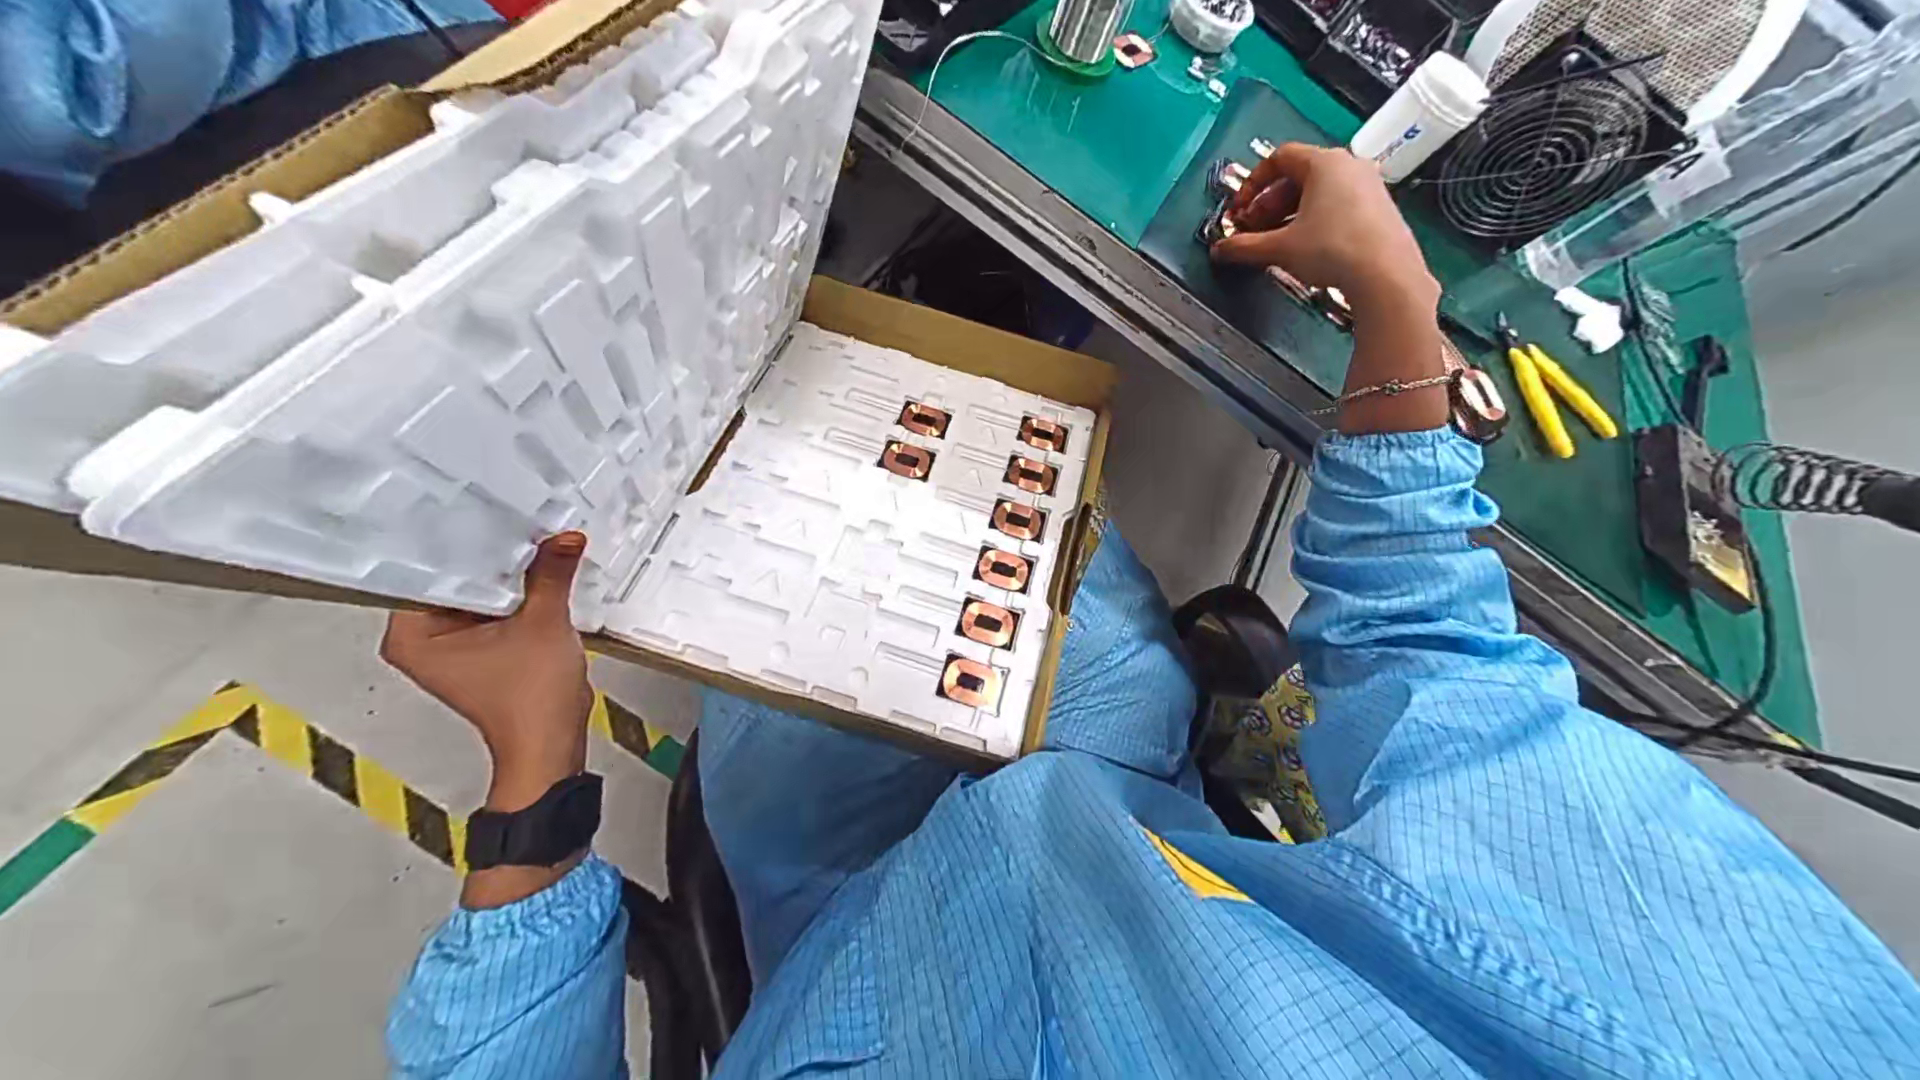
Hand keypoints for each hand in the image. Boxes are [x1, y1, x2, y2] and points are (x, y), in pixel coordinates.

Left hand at [381, 532, 593, 813]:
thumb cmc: (531, 695)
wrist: (553, 742)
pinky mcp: (484, 648)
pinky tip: (541, 569)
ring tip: (532, 535)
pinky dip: (519, 594)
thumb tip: (566, 537)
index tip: (485, 507)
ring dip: (510, 575)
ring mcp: (455, 644)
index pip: (430, 570)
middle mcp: (424, 637)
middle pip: (457, 580)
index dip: (462, 540)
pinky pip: (498, 608)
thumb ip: (552, 575)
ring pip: (482, 593)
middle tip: (514, 513)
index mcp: (411, 634)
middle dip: (492, 556)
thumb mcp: (544, 623)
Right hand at [1213, 143, 1445, 434]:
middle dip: (1267, 203)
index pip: (1279, 158)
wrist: (1384, 274)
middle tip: (1252, 229)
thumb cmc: (1334, 249)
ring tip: (1274, 242)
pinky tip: (1302, 246)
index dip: (1252, 183)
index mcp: (1324, 163)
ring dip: (1288, 213)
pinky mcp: (1376, 208)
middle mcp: (1348, 166)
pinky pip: (1334, 204)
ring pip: (1316, 191)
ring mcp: (1366, 185)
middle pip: (1296, 175)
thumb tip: (1221, 249)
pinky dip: (1311, 219)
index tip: (1240, 208)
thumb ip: (1244, 247)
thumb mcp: (1279, 249)